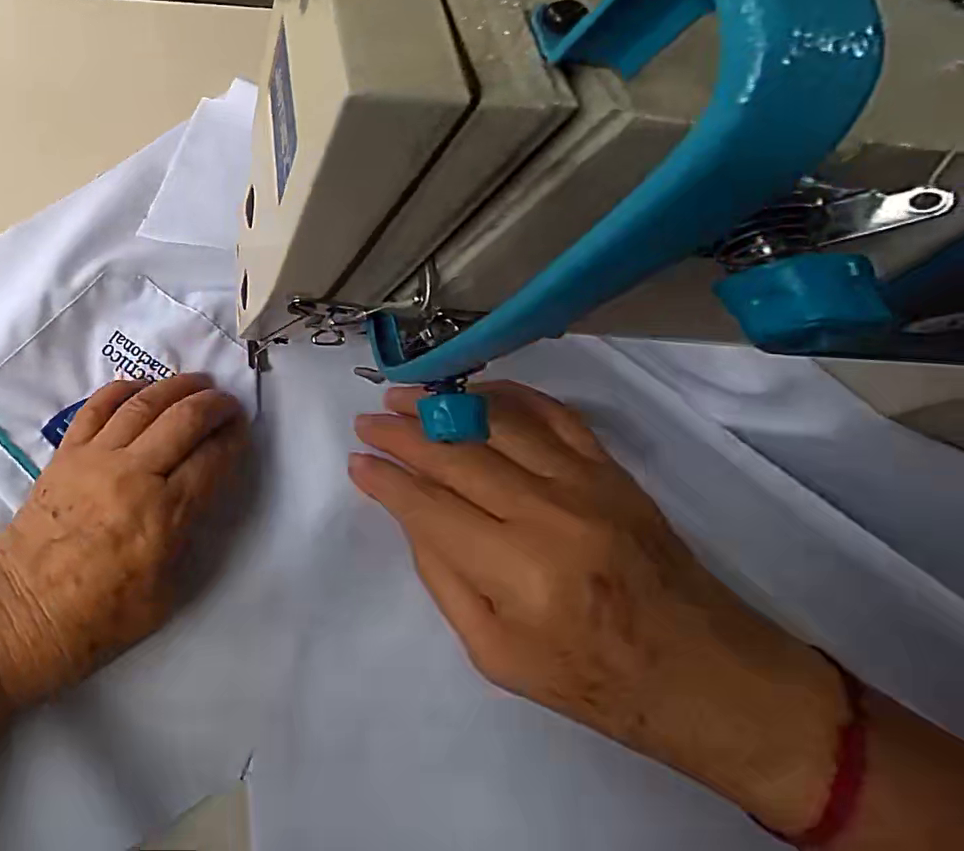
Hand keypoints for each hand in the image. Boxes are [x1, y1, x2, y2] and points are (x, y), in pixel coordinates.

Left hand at [0, 374, 248, 709]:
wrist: (23, 608)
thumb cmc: (98, 617)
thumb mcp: (166, 593)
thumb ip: (187, 536)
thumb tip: (198, 493)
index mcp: (164, 515)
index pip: (211, 460)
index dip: (233, 440)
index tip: (243, 430)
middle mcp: (131, 474)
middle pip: (182, 420)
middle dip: (213, 404)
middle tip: (228, 402)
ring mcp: (94, 457)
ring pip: (142, 404)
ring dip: (174, 386)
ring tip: (196, 382)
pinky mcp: (65, 452)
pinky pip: (96, 407)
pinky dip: (122, 389)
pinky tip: (141, 386)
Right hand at [350, 381, 848, 835]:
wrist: (719, 682)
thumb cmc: (593, 680)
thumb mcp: (492, 652)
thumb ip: (442, 575)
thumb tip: (408, 510)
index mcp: (517, 572)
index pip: (426, 505)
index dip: (383, 479)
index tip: (356, 462)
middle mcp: (550, 518)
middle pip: (453, 455)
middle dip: (399, 433)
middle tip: (366, 421)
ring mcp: (588, 488)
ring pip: (496, 424)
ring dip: (441, 405)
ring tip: (402, 396)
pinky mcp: (615, 476)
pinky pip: (554, 416)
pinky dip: (508, 396)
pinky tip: (473, 393)